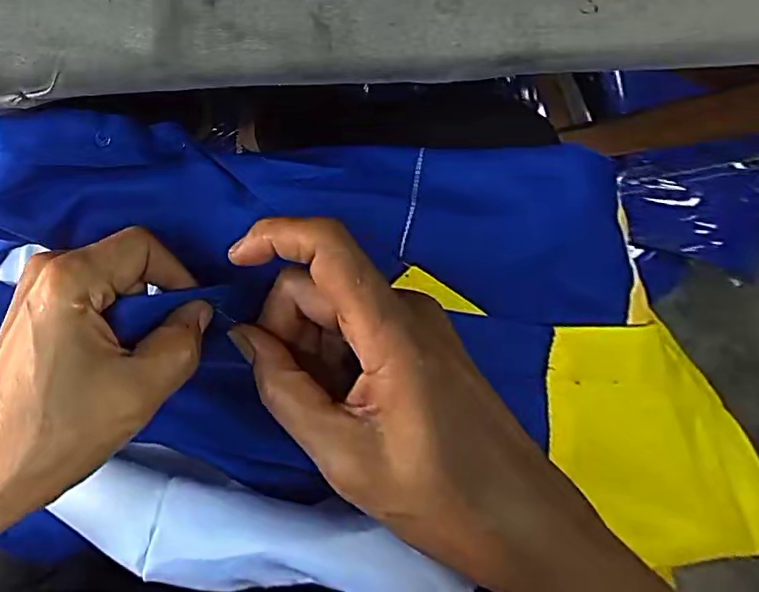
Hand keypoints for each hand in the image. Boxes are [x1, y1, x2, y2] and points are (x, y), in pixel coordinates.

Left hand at [0, 226, 213, 539]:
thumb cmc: (56, 433)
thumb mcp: (139, 391)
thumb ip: (182, 342)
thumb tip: (198, 311)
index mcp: (69, 275)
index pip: (143, 246)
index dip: (177, 276)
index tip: (189, 318)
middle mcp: (48, 267)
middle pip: (126, 264)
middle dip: (151, 305)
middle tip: (156, 352)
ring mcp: (36, 286)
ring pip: (110, 282)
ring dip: (131, 318)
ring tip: (127, 365)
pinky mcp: (33, 308)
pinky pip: (89, 296)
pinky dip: (108, 323)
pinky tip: (104, 364)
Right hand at [227, 218, 661, 591]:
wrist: (523, 522)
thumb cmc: (439, 496)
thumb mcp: (344, 456)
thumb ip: (284, 390)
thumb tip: (245, 337)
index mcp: (389, 326)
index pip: (328, 245)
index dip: (276, 235)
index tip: (235, 260)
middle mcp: (404, 305)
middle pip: (319, 285)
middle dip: (285, 327)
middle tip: (288, 392)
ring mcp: (415, 318)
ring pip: (334, 307)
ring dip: (309, 347)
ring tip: (327, 411)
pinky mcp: (420, 336)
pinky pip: (357, 324)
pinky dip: (334, 353)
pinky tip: (347, 403)